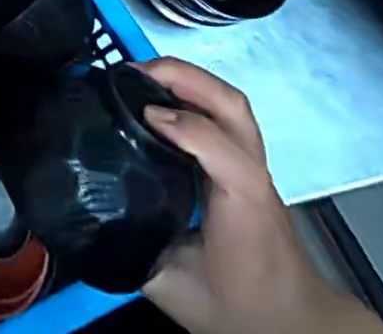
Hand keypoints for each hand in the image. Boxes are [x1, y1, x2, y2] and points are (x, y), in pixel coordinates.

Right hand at [137, 58, 382, 333]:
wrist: (291, 324)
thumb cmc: (234, 305)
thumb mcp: (178, 287)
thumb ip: (137, 252)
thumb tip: (90, 208)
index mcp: (241, 211)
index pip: (228, 158)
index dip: (187, 128)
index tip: (143, 115)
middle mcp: (252, 179)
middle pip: (234, 109)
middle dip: (183, 78)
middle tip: (133, 73)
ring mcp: (253, 165)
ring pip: (231, 103)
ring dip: (185, 78)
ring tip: (141, 74)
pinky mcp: (245, 161)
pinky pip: (222, 112)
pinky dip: (189, 91)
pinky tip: (157, 94)